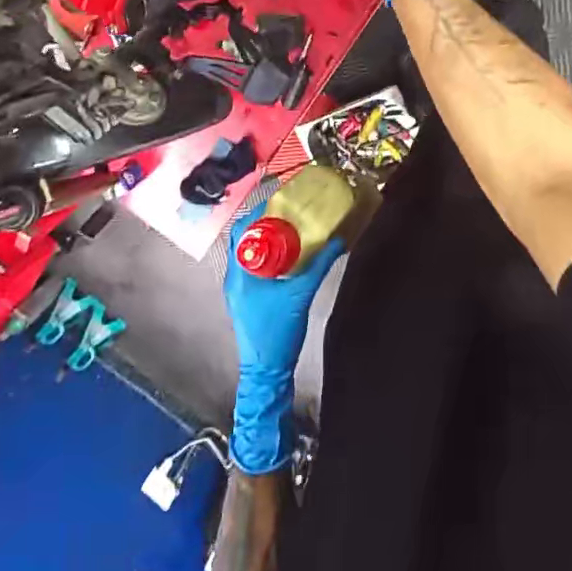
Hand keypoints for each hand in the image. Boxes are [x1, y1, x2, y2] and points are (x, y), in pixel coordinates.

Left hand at [224, 207, 344, 474]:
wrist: (266, 371)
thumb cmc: (278, 331)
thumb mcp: (301, 294)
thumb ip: (319, 265)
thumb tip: (338, 240)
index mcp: (239, 271)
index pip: (241, 229)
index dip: (258, 211)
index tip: (279, 198)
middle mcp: (233, 276)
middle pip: (243, 238)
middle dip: (263, 222)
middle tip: (287, 211)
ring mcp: (237, 288)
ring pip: (247, 252)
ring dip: (265, 239)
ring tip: (289, 227)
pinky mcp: (245, 298)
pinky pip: (252, 266)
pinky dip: (267, 255)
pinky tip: (287, 254)